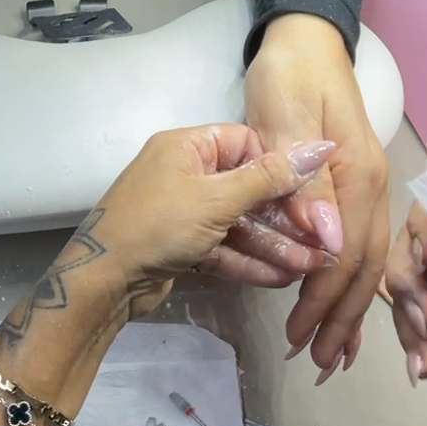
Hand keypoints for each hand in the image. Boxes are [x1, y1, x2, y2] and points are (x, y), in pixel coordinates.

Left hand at [86, 124, 333, 316]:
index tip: (314, 192)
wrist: (103, 281)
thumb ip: (270, 177)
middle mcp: (183, 173)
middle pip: (246, 188)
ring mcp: (180, 211)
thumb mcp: (216, 198)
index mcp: (186, 146)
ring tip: (312, 266)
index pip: (247, 145)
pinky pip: (220, 247)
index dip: (281, 168)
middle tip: (323, 240)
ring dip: (272, 244)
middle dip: (284, 217)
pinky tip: (281, 278)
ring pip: (236, 223)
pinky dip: (246, 261)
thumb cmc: (158, 226)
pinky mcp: (179, 244)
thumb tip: (321, 146)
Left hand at [247, 14, 389, 383]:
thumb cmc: (284, 78)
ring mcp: (343, 190)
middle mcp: (357, 187)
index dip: (328, 301)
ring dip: (331, 305)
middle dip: (337, 316)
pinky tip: (313, 303)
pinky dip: (317, 276)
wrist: (293, 40)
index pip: (347, 252)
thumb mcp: (282, 124)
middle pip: (355, 263)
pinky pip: (326, 242)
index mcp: (352, 173)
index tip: (309, 341)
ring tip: (321, 348)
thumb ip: (301, 183)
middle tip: (321, 362)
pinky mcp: (326, 192)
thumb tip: (330, 244)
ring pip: (343, 258)